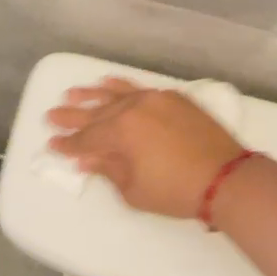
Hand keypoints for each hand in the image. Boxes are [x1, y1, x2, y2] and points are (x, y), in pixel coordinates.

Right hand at [45, 77, 246, 218]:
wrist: (225, 177)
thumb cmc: (175, 191)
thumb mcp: (134, 190)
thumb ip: (108, 170)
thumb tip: (87, 160)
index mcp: (122, 130)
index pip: (87, 138)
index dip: (68, 145)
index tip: (53, 145)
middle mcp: (135, 107)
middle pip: (97, 113)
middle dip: (73, 117)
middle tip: (51, 117)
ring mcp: (156, 99)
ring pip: (117, 94)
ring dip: (92, 95)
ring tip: (72, 94)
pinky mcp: (174, 99)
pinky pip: (139, 88)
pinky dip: (121, 87)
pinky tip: (108, 84)